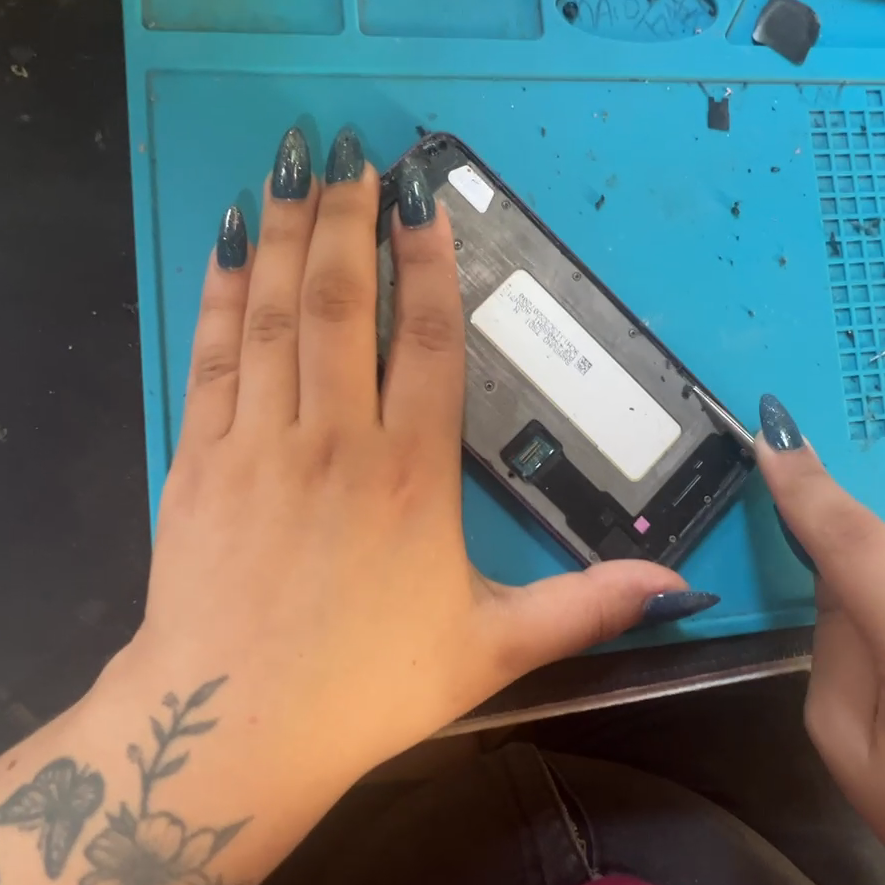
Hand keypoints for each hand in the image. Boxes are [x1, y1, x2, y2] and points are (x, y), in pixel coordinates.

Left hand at [128, 126, 696, 783]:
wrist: (232, 732)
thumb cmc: (368, 690)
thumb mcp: (494, 650)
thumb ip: (589, 607)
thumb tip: (685, 588)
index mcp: (412, 478)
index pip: (425, 342)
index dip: (425, 261)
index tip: (422, 198)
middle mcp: (336, 443)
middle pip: (343, 306)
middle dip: (349, 220)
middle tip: (352, 151)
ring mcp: (259, 444)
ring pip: (276, 316)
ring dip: (290, 235)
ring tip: (296, 165)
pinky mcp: (199, 459)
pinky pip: (213, 355)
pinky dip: (223, 291)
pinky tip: (232, 240)